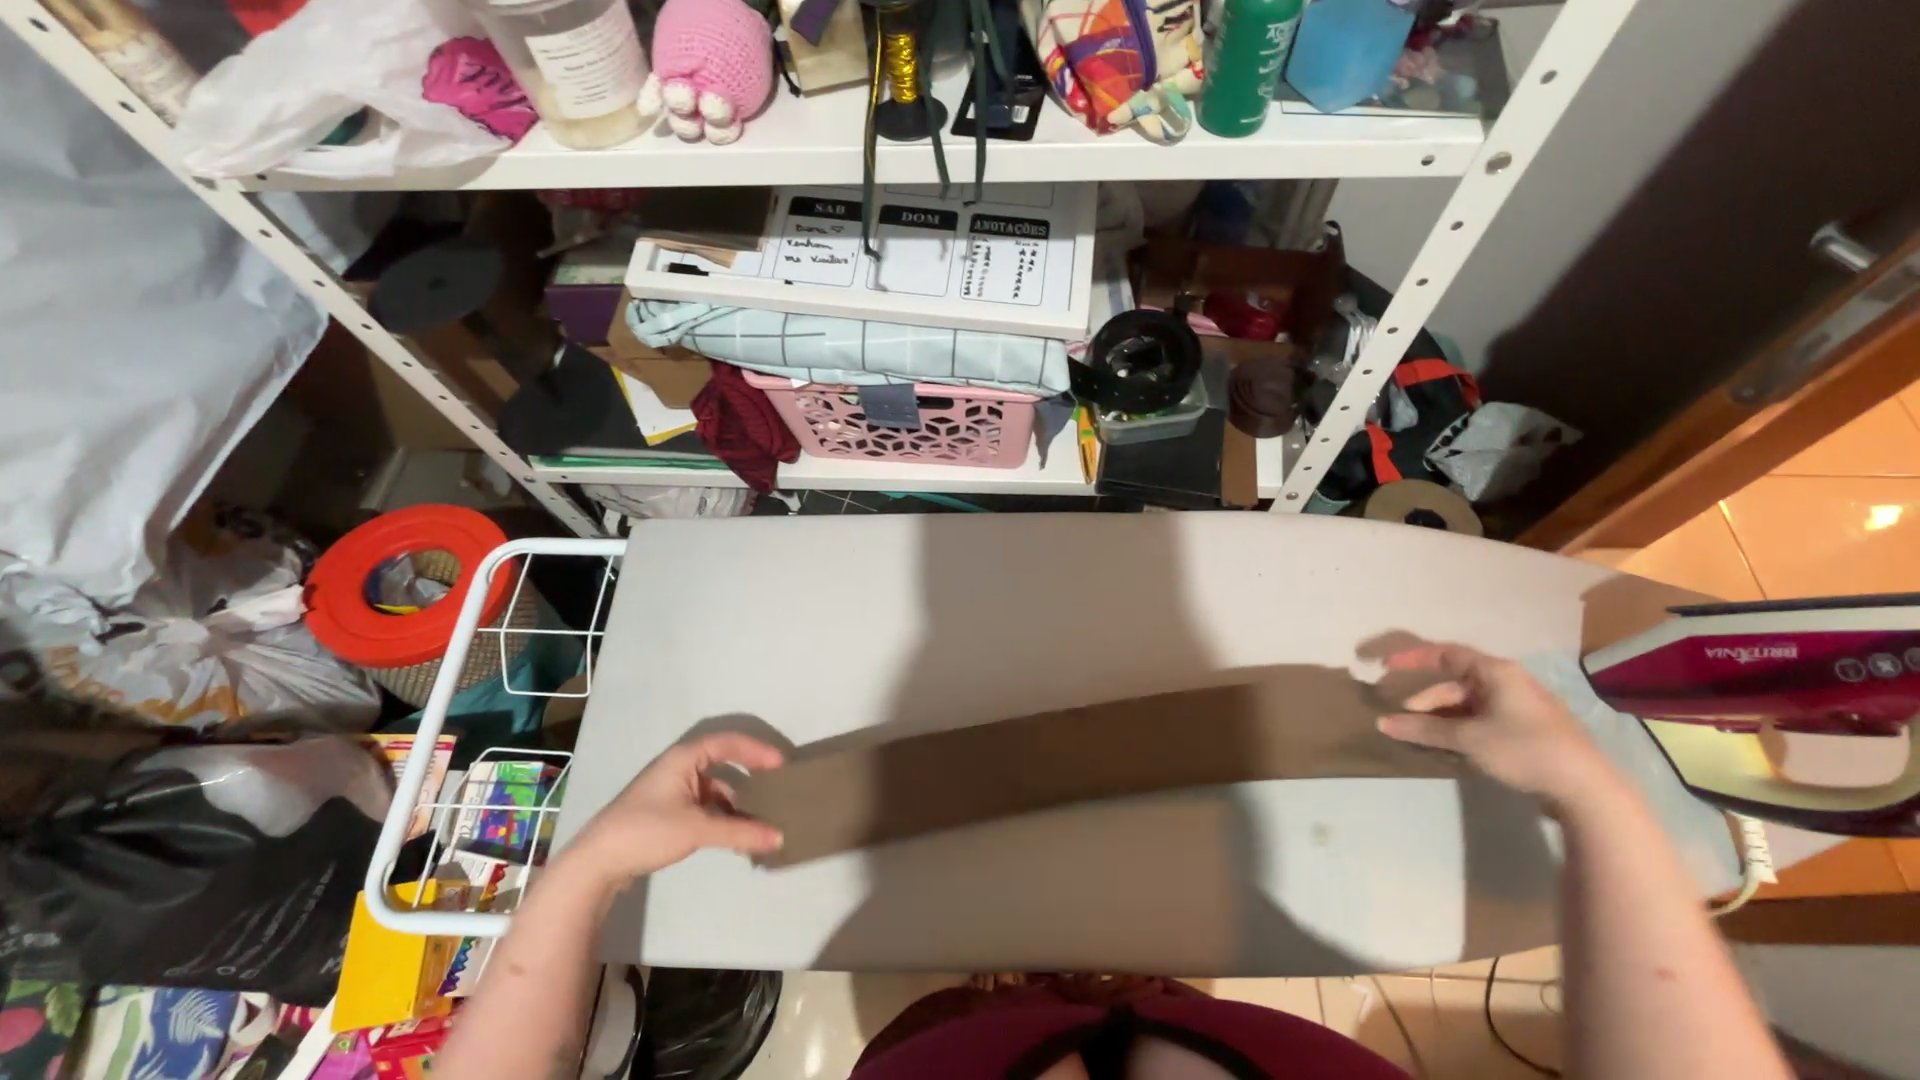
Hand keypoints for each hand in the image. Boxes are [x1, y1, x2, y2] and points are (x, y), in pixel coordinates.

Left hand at [567, 733, 784, 883]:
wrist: (597, 862)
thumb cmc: (647, 831)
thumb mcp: (697, 829)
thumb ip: (740, 832)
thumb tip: (779, 837)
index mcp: (683, 758)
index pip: (727, 743)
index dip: (756, 750)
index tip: (782, 765)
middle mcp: (678, 768)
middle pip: (723, 764)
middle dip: (750, 776)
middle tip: (776, 788)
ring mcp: (672, 790)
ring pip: (715, 789)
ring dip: (737, 803)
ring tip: (761, 820)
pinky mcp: (667, 812)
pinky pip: (705, 806)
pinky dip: (723, 817)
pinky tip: (737, 837)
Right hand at [1376, 643, 1612, 805]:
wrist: (1586, 786)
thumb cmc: (1524, 749)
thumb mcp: (1468, 739)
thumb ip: (1423, 729)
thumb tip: (1382, 723)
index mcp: (1496, 672)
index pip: (1445, 654)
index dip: (1412, 658)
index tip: (1385, 667)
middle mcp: (1508, 681)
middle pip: (1455, 682)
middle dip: (1426, 700)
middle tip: (1404, 719)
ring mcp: (1521, 705)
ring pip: (1468, 703)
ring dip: (1442, 717)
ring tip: (1424, 737)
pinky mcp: (1528, 728)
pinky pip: (1483, 718)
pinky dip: (1461, 727)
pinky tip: (1452, 746)